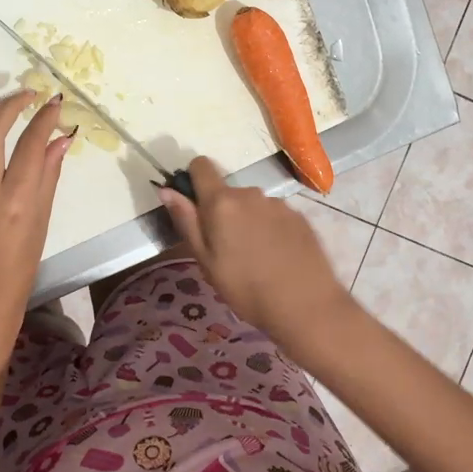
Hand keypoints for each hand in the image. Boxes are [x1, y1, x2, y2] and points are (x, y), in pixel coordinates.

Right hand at [158, 157, 352, 342]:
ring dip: (247, 220)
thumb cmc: (245, 288)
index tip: (195, 205)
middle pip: (227, 192)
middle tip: (226, 249)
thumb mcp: (205, 261)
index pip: (201, 166)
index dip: (193, 179)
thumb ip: (186, 221)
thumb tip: (166, 190)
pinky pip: (274, 215)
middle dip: (222, 211)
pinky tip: (277, 258)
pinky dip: (270, 229)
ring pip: (252, 205)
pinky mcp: (299, 217)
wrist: (306, 305)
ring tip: (255, 257)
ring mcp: (278, 203)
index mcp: (221, 202)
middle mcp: (250, 194)